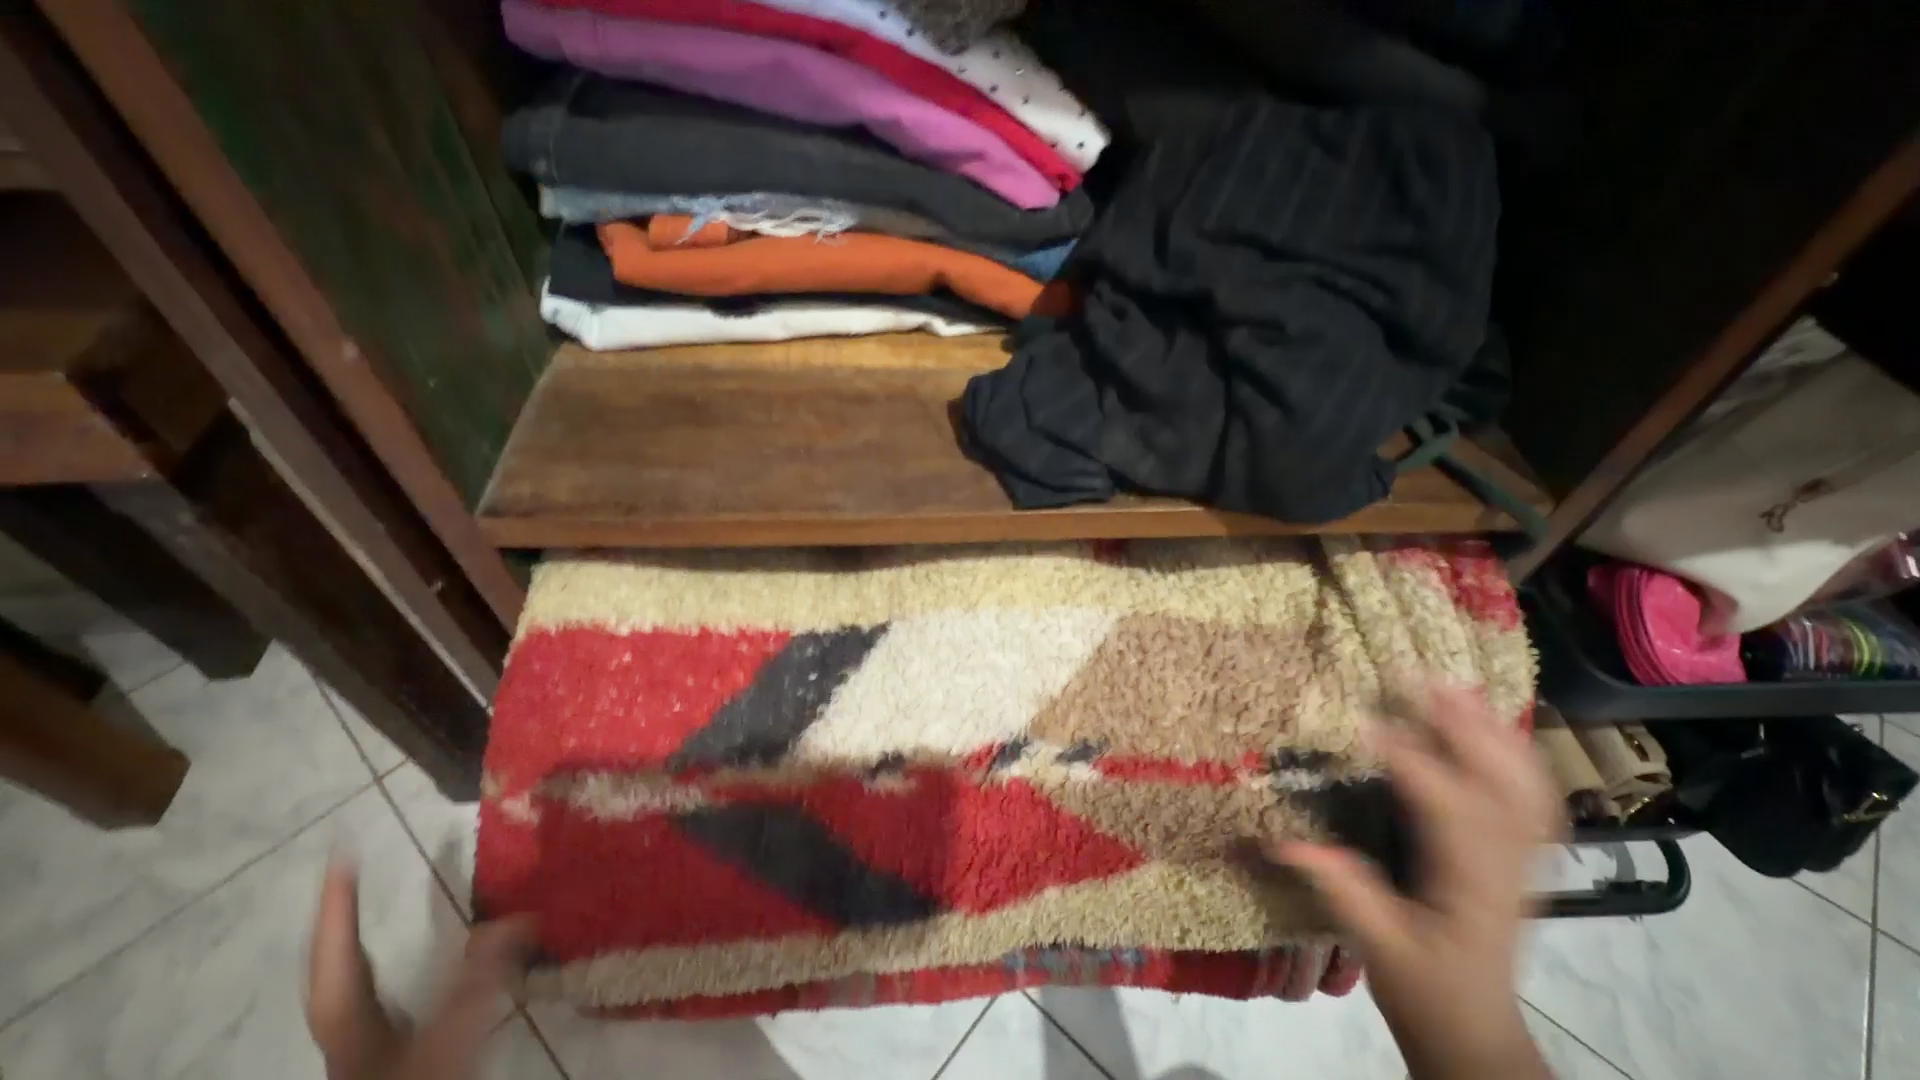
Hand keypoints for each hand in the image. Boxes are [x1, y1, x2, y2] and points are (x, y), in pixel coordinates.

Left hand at [306, 859, 535, 1079]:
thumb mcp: (452, 1039)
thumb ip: (481, 979)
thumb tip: (520, 917)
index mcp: (346, 1015)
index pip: (337, 946)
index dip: (338, 900)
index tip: (343, 851)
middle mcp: (343, 1023)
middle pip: (330, 962)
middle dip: (339, 918)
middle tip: (349, 874)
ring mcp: (356, 1042)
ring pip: (344, 979)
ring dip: (351, 940)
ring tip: (362, 908)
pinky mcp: (376, 1053)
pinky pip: (366, 992)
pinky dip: (372, 965)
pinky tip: (391, 967)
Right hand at [1271, 683, 1562, 1079]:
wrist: (1475, 1029)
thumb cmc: (1424, 989)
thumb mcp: (1375, 946)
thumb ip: (1340, 889)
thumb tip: (1281, 839)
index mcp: (1469, 886)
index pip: (1444, 809)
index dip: (1408, 760)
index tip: (1365, 720)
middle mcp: (1506, 867)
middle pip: (1501, 785)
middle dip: (1465, 729)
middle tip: (1424, 680)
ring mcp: (1523, 862)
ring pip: (1526, 786)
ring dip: (1496, 734)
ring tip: (1461, 690)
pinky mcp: (1522, 859)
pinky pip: (1533, 799)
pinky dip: (1518, 759)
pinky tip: (1496, 732)